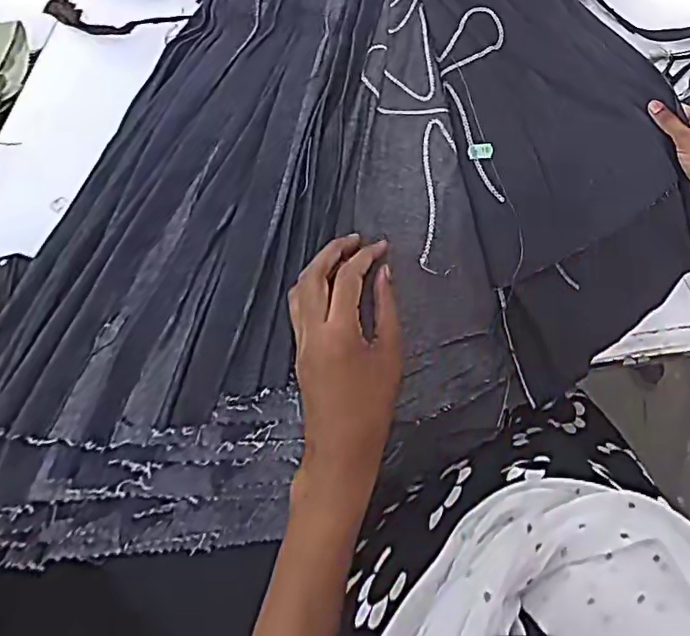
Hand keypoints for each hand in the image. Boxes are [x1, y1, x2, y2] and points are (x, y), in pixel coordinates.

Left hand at [288, 236, 401, 488]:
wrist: (341, 448)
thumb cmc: (372, 406)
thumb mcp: (390, 353)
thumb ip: (386, 308)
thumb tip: (383, 275)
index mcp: (338, 331)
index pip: (348, 277)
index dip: (366, 256)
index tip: (382, 247)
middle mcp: (313, 331)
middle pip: (314, 275)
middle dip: (333, 250)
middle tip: (356, 240)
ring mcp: (301, 341)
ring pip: (300, 289)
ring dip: (319, 266)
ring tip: (342, 256)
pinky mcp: (299, 350)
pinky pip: (299, 306)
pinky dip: (313, 285)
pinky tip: (331, 285)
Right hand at [648, 101, 689, 228]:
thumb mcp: (687, 140)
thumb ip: (669, 122)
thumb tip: (656, 106)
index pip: (685, 110)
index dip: (668, 111)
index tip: (653, 111)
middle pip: (681, 129)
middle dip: (669, 133)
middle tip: (661, 135)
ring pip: (679, 148)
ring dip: (673, 152)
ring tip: (672, 155)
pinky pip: (680, 163)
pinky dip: (675, 165)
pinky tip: (674, 167)